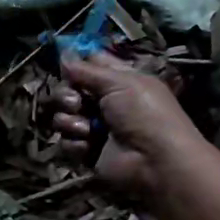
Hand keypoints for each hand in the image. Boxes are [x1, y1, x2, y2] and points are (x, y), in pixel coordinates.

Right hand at [52, 53, 213, 201]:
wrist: (156, 162)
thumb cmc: (144, 114)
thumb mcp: (121, 82)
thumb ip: (88, 71)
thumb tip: (64, 57)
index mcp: (121, 80)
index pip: (92, 64)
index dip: (77, 63)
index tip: (64, 64)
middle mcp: (107, 102)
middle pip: (71, 89)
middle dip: (66, 94)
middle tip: (76, 101)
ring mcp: (96, 128)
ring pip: (64, 116)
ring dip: (70, 120)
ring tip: (87, 128)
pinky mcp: (89, 152)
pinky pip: (67, 142)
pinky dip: (76, 142)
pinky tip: (90, 144)